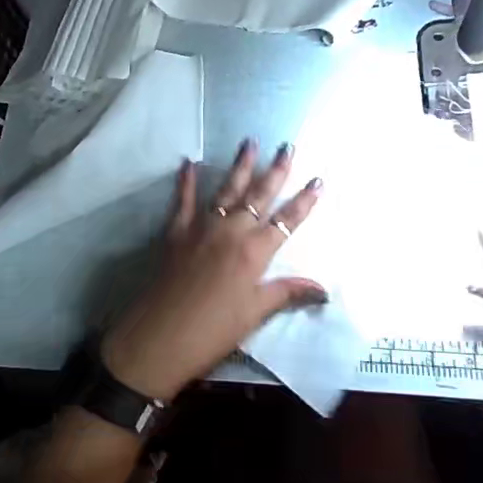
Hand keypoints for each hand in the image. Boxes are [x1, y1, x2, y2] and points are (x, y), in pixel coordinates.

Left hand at [100, 140, 324, 400]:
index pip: (287, 221)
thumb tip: (324, 290)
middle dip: (275, 171)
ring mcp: (201, 229)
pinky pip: (183, 202)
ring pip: (225, 191)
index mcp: (254, 252)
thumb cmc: (213, 332)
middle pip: (258, 196)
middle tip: (287, 146)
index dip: (304, 201)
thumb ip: (287, 293)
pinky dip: (186, 182)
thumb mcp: (255, 314)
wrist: (157, 340)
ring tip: (249, 142)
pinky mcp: (175, 234)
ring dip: (239, 166)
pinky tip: (189, 163)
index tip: (318, 179)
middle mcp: (231, 232)